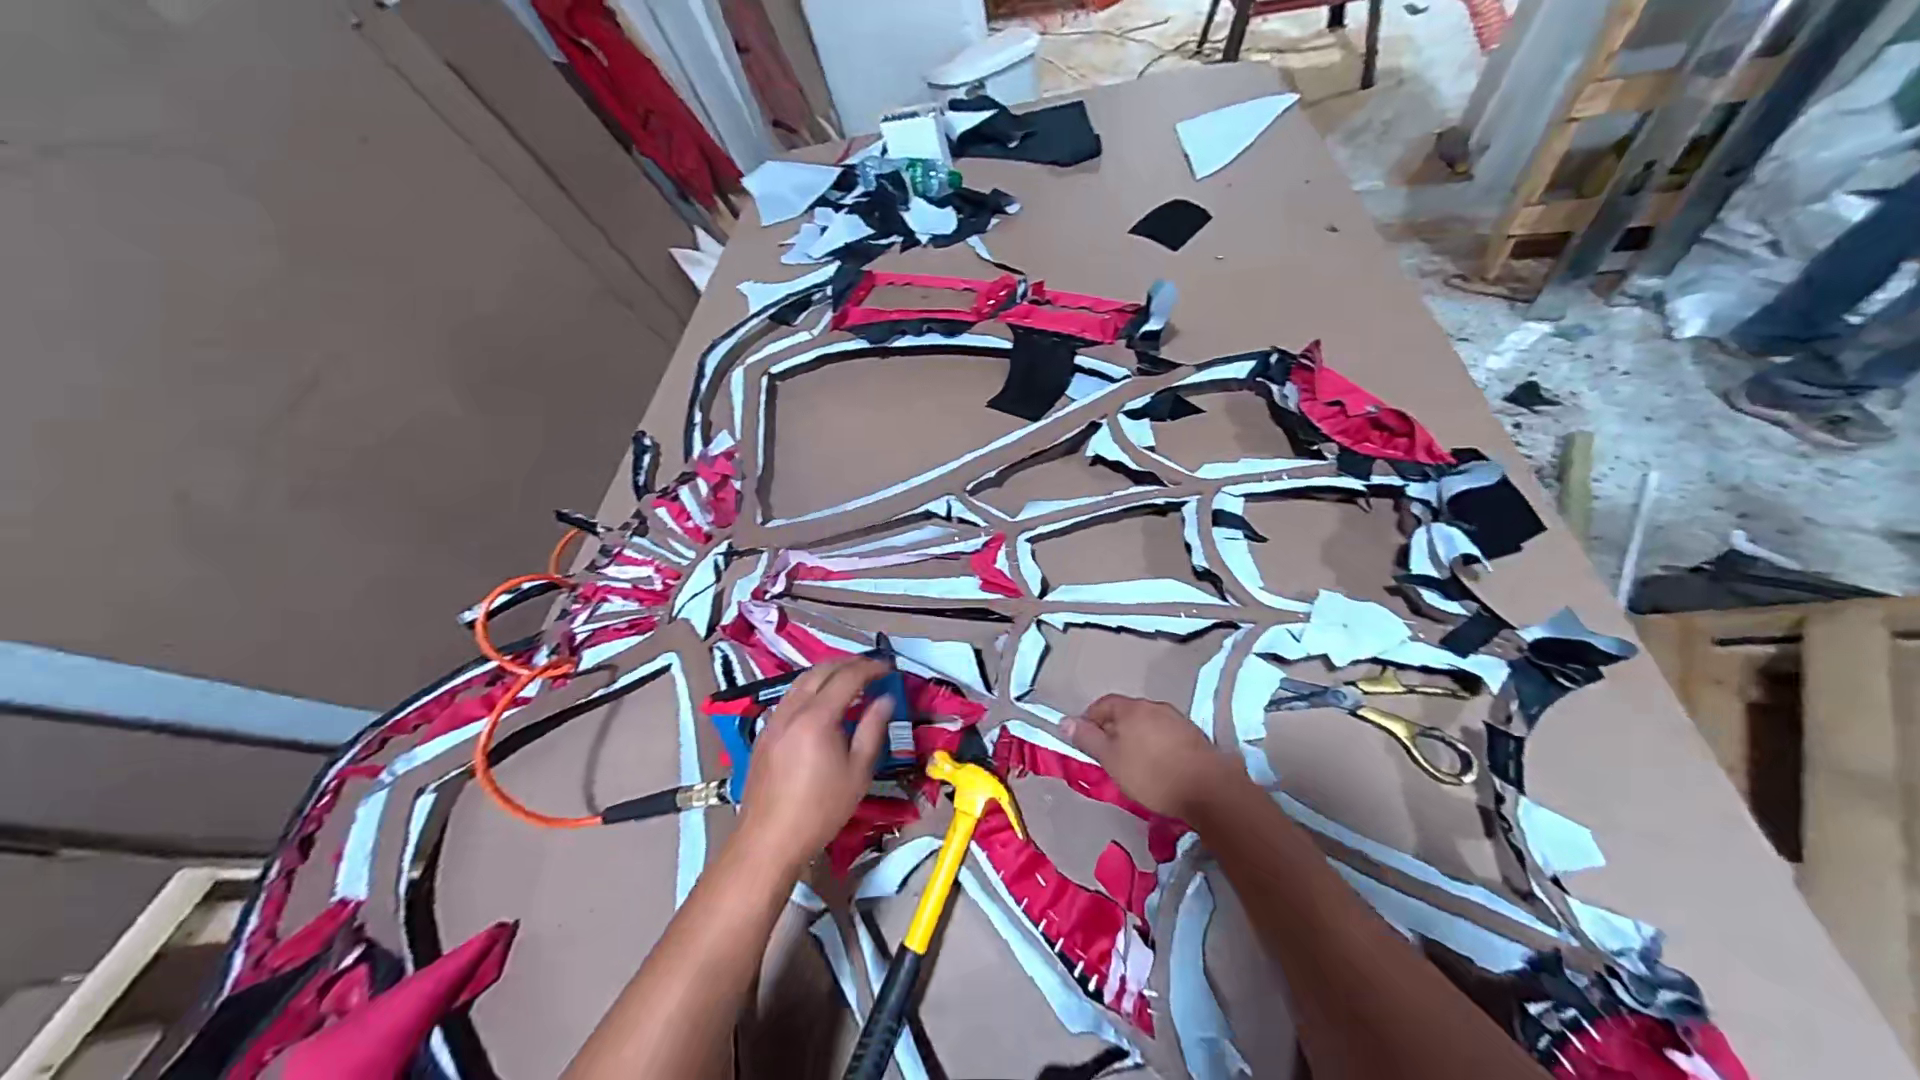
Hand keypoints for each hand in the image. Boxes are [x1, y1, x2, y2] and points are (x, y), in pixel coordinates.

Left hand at [735, 658, 889, 869]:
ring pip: (801, 681)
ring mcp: (774, 720)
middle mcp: (792, 710)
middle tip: (871, 670)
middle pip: (821, 671)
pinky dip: (811, 689)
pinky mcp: (764, 734)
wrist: (770, 839)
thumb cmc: (821, 809)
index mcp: (817, 717)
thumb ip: (872, 729)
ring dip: (827, 673)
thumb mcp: (858, 771)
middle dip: (848, 664)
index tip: (888, 668)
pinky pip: (790, 698)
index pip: (847, 677)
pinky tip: (822, 704)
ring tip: (850, 681)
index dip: (870, 668)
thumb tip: (885, 700)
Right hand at [1065, 695, 1242, 819]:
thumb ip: (1087, 739)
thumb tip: (1064, 721)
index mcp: (1130, 708)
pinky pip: (1165, 734)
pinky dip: (1156, 745)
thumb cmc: (1151, 774)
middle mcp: (1154, 706)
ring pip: (1147, 723)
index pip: (1102, 704)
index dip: (1090, 720)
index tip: (1086, 742)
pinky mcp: (1194, 735)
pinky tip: (1159, 767)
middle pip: (1126, 712)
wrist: (1208, 789)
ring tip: (1133, 764)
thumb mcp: (1110, 759)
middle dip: (1113, 730)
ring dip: (1136, 738)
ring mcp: (1177, 719)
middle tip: (1108, 756)